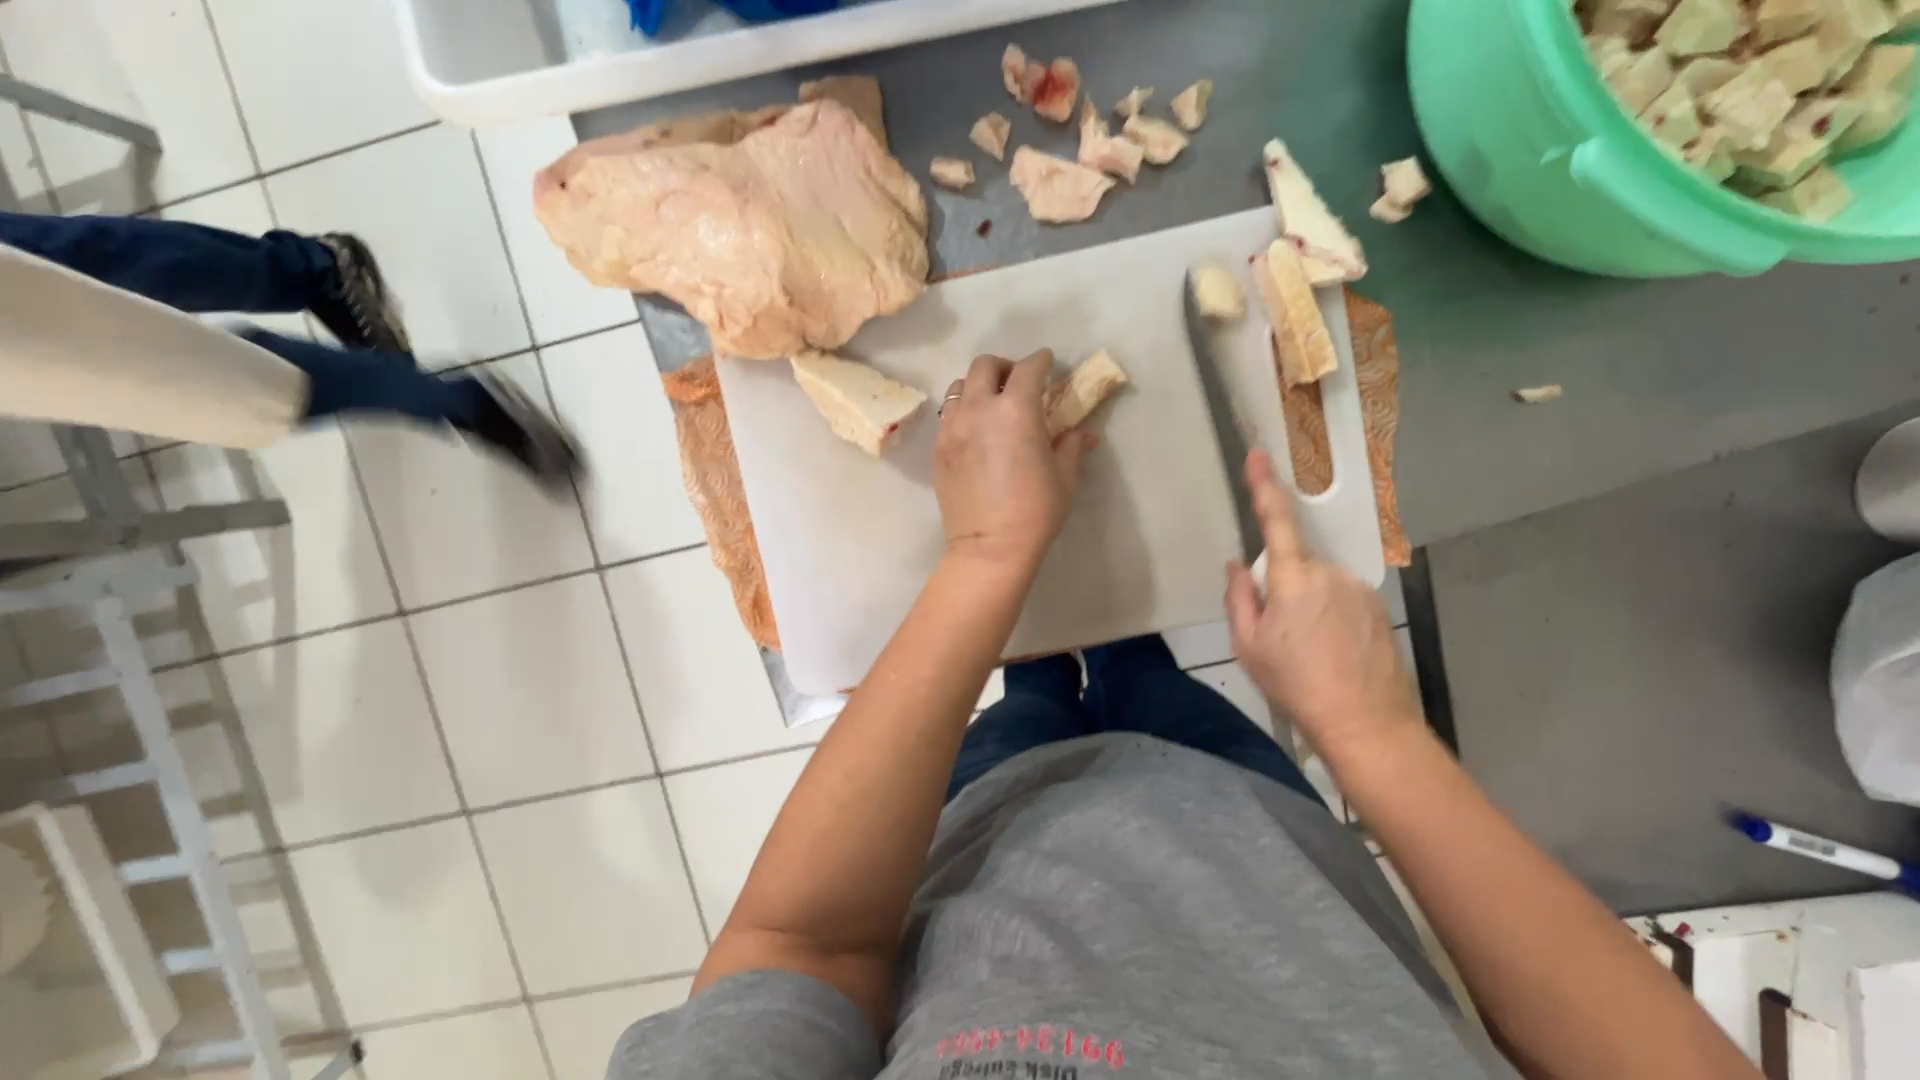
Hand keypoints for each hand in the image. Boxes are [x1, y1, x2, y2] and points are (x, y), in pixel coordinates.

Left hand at [935, 350, 1094, 572]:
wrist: (990, 547)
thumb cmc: (1035, 511)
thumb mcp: (1064, 476)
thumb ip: (1072, 446)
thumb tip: (1085, 434)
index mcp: (1016, 410)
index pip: (1028, 368)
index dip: (1041, 361)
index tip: (1048, 362)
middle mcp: (979, 409)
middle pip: (984, 366)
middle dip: (1004, 366)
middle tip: (1018, 382)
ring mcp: (952, 428)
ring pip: (958, 387)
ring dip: (977, 386)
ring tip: (992, 404)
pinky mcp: (938, 449)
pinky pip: (948, 416)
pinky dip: (963, 411)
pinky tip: (976, 431)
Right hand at [1225, 448, 1421, 762]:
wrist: (1365, 722)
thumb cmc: (1295, 684)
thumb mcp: (1248, 647)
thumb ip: (1238, 599)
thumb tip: (1237, 566)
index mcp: (1292, 579)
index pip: (1276, 521)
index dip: (1264, 486)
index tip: (1258, 455)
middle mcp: (1329, 573)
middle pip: (1295, 564)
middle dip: (1283, 587)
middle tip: (1279, 635)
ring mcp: (1358, 589)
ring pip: (1320, 585)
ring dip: (1309, 605)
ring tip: (1309, 652)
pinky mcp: (1377, 607)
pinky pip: (1342, 600)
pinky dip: (1331, 618)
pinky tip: (1332, 654)